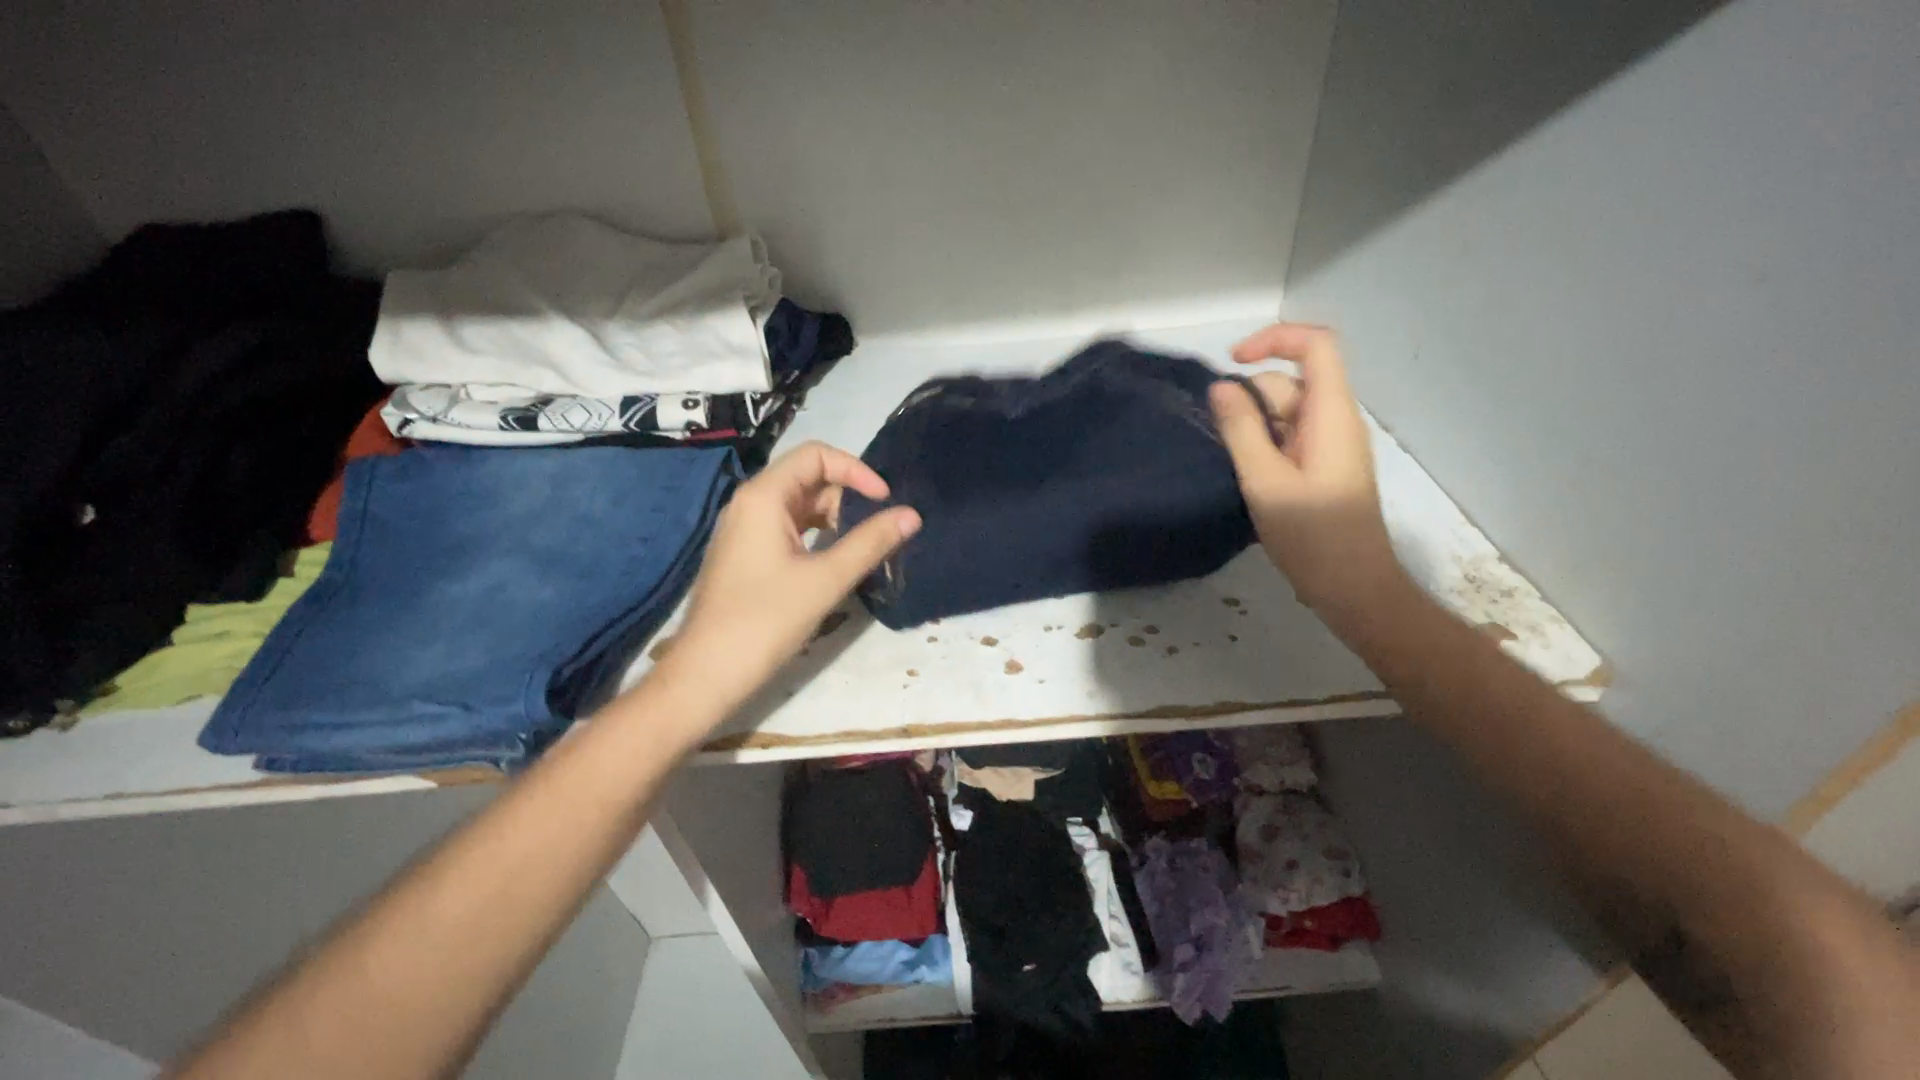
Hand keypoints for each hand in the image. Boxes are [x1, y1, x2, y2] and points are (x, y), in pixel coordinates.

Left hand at [654, 442, 920, 714]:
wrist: (708, 671)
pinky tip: (836, 563)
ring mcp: (745, 530)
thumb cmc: (766, 620)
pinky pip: (788, 529)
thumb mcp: (826, 579)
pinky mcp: (746, 555)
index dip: (856, 470)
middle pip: (807, 477)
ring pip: (799, 506)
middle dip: (848, 496)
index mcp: (764, 497)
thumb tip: (912, 515)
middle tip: (878, 529)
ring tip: (863, 547)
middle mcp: (750, 503)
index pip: (816, 455)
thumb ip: (870, 542)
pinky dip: (817, 536)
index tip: (885, 501)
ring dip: (835, 518)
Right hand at [1209, 323, 1408, 616]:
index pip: (1315, 345)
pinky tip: (1249, 477)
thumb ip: (1240, 429)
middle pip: (1292, 381)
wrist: (1353, 587)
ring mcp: (1331, 445)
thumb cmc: (1313, 535)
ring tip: (1237, 468)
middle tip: (1226, 442)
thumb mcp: (1265, 480)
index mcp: (1331, 414)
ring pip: (1286, 413)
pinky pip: (1290, 438)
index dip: (1274, 340)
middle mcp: (1336, 420)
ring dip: (1254, 427)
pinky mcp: (1323, 468)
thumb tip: (1221, 387)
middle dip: (1251, 399)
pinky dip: (1264, 445)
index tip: (1231, 363)